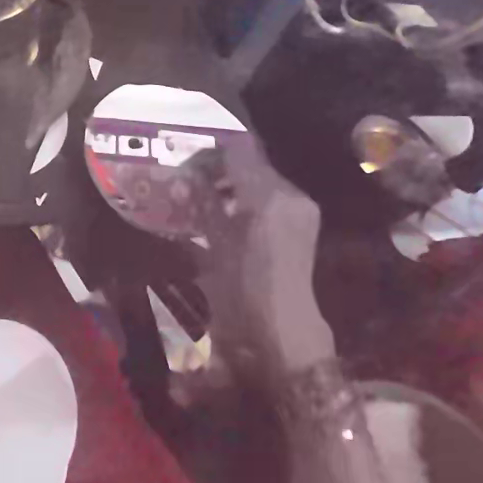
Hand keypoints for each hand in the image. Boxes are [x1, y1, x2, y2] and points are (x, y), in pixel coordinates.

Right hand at [191, 133, 335, 377]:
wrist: (279, 330)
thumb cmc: (242, 284)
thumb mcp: (215, 239)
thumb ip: (202, 201)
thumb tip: (183, 176)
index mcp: (271, 194)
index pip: (238, 151)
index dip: (208, 152)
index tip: (183, 161)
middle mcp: (290, 196)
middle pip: (250, 164)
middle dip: (216, 168)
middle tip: (186, 179)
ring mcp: (298, 211)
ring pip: (258, 181)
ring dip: (228, 184)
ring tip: (198, 197)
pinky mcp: (299, 227)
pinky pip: (267, 200)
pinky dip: (242, 200)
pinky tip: (219, 214)